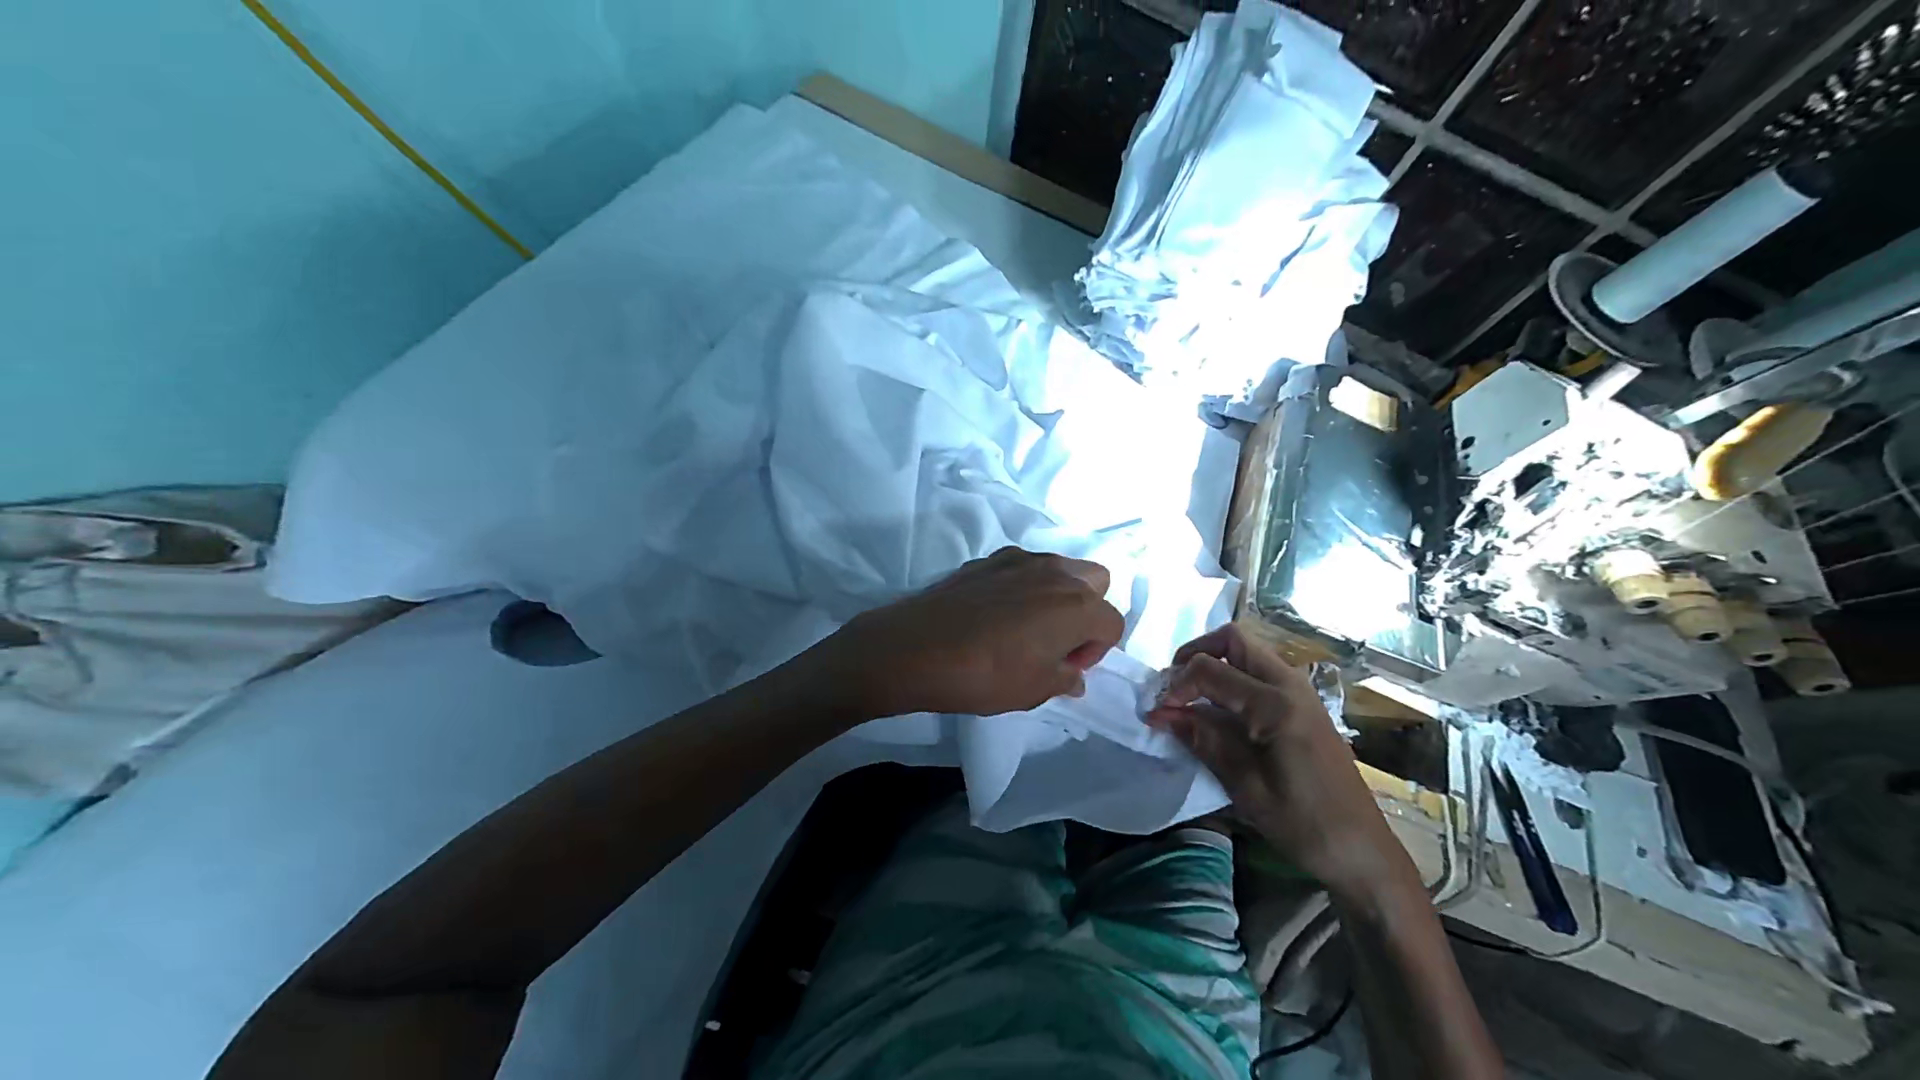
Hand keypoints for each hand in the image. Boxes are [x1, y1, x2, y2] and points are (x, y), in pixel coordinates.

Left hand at [816, 547, 1125, 718]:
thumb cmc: (986, 675)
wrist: (916, 649)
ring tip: (1026, 627)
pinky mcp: (985, 561)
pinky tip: (994, 614)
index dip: (1096, 651)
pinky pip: (1021, 568)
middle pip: (1095, 580)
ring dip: (1056, 594)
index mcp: (1078, 604)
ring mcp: (1018, 560)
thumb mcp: (1035, 690)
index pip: (1112, 623)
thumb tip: (1072, 675)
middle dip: (1087, 608)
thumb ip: (1064, 678)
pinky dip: (1022, 586)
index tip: (1067, 669)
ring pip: (1057, 568)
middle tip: (1057, 641)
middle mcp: (1054, 572)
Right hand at [1147, 624, 1414, 901]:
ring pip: (1247, 651)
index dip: (1177, 687)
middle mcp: (1290, 685)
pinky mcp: (1302, 704)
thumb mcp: (1246, 787)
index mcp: (1276, 705)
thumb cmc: (1303, 822)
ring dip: (1214, 664)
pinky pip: (1259, 672)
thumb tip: (1162, 714)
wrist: (1361, 849)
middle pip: (1232, 640)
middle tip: (1173, 687)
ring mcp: (1300, 692)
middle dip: (1195, 655)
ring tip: (1190, 699)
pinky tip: (1218, 711)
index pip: (1210, 670)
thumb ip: (1204, 740)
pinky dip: (1231, 677)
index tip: (1158, 714)